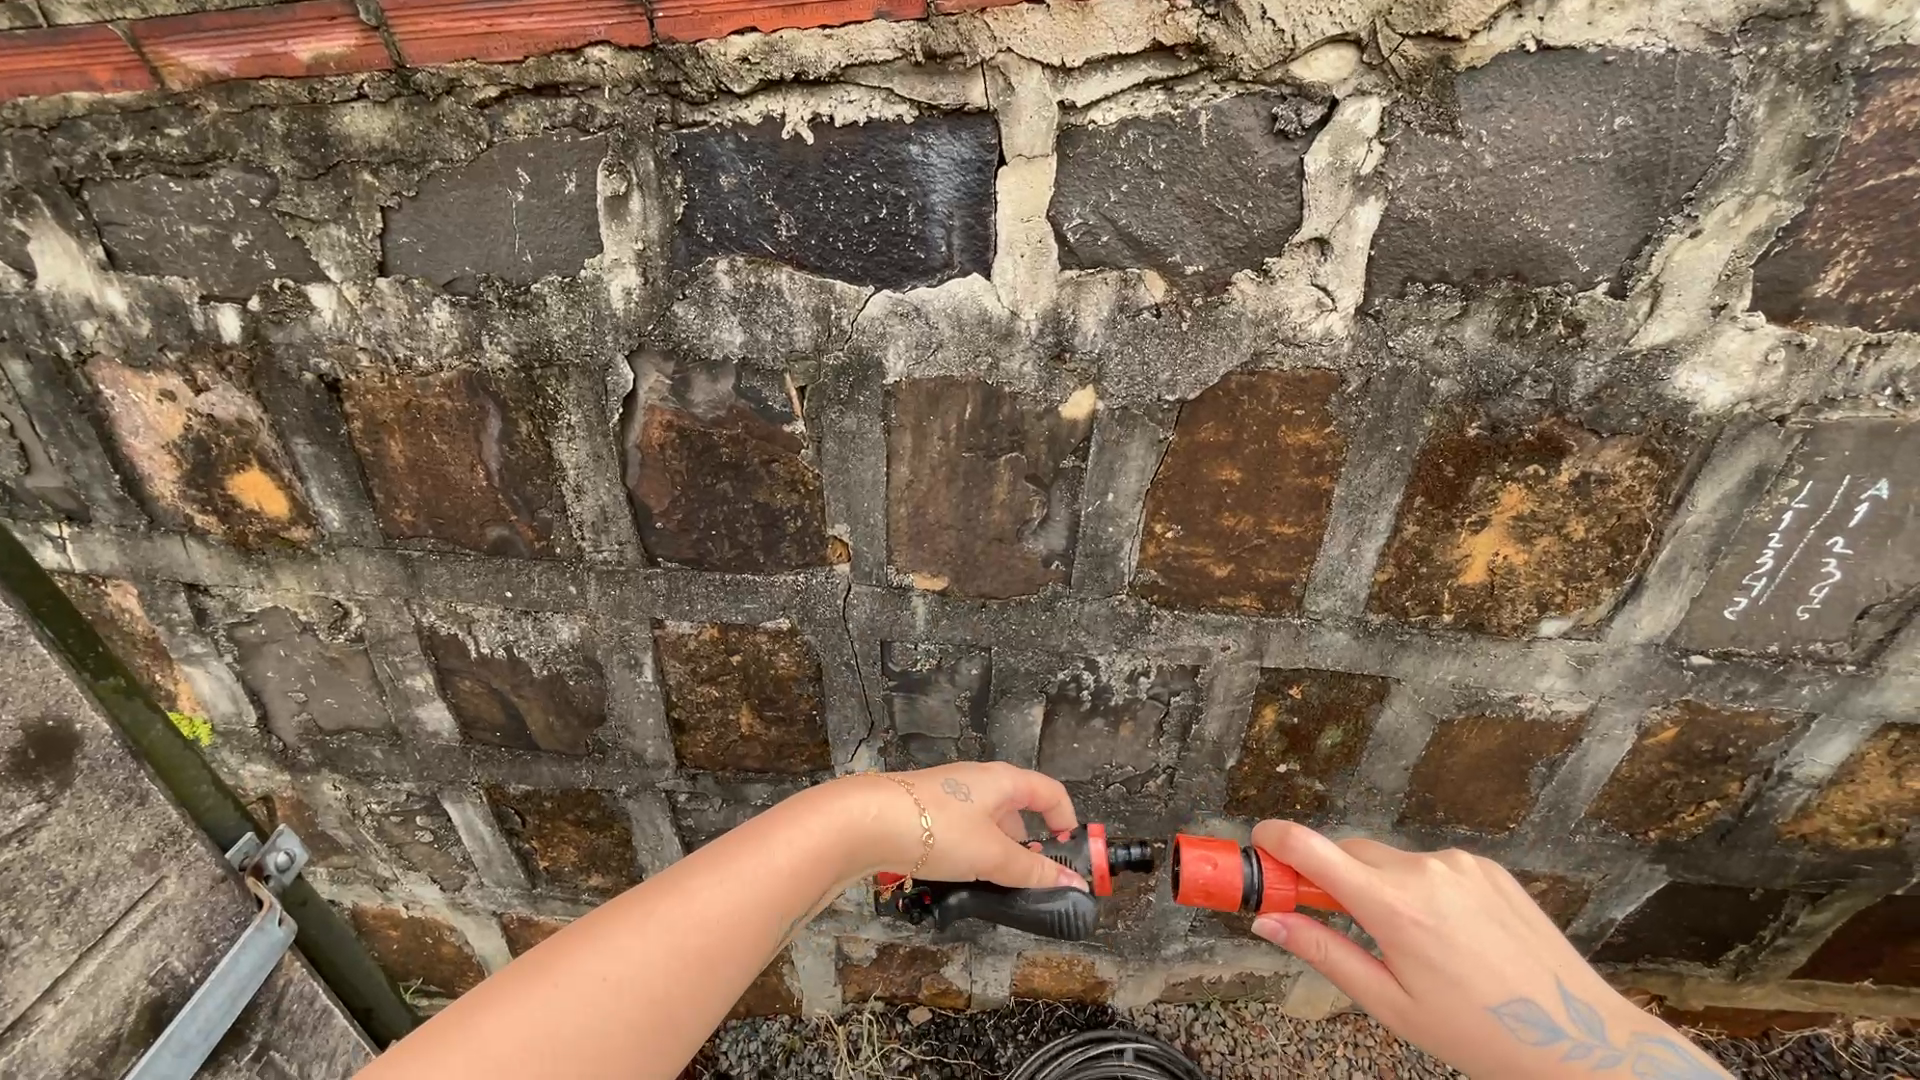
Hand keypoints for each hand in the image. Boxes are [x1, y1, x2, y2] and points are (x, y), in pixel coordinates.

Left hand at [841, 764, 1087, 890]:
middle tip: (1028, 879)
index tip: (1070, 854)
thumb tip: (1074, 883)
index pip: (1051, 792)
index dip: (1067, 820)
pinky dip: (972, 851)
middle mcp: (980, 779)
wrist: (869, 821)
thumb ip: (1033, 870)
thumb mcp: (992, 855)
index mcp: (1004, 780)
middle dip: (1029, 844)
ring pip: (989, 822)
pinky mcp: (927, 809)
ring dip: (998, 851)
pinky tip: (960, 875)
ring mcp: (951, 793)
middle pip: (1019, 808)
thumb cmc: (940, 830)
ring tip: (992, 883)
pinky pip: (964, 829)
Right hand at [1247, 822, 1729, 1079]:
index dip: (1272, 838)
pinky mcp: (1487, 866)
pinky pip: (1430, 865)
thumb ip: (1323, 952)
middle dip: (1328, 874)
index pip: (1309, 846)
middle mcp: (1424, 870)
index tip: (1257, 847)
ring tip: (1408, 940)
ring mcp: (1460, 864)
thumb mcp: (1391, 1005)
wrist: (1589, 1043)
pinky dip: (1420, 886)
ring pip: (1390, 859)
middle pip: (1347, 851)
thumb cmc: (1482, 1035)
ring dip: (1378, 883)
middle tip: (1327, 913)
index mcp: (1394, 906)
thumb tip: (1267, 920)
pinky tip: (1446, 931)